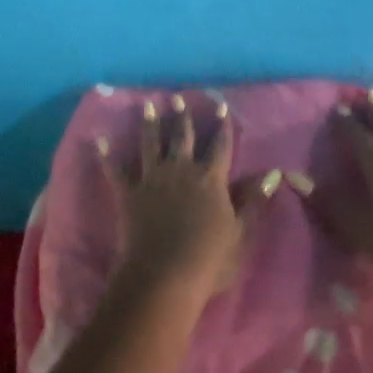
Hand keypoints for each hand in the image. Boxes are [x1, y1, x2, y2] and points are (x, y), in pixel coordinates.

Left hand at [98, 95, 269, 296]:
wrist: (166, 274)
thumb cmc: (210, 260)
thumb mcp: (241, 233)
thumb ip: (254, 201)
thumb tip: (272, 173)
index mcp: (211, 179)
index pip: (220, 146)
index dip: (222, 126)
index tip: (221, 106)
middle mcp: (181, 170)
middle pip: (183, 137)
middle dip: (182, 117)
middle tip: (178, 98)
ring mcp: (153, 179)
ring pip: (150, 143)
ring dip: (149, 123)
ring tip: (147, 105)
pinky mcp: (129, 193)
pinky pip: (115, 170)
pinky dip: (107, 155)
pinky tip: (100, 140)